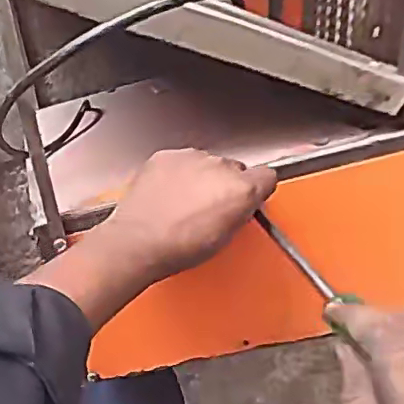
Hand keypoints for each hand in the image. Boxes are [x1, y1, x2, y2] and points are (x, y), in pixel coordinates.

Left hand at [88, 149, 276, 283]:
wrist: (137, 243)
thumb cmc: (175, 247)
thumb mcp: (223, 238)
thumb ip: (239, 212)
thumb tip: (238, 207)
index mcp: (242, 190)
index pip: (265, 177)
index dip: (254, 189)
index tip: (244, 198)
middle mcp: (219, 167)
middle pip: (233, 168)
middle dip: (222, 184)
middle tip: (204, 206)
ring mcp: (191, 159)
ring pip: (204, 162)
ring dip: (196, 177)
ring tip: (179, 203)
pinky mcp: (165, 156)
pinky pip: (177, 161)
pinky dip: (173, 173)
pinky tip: (165, 194)